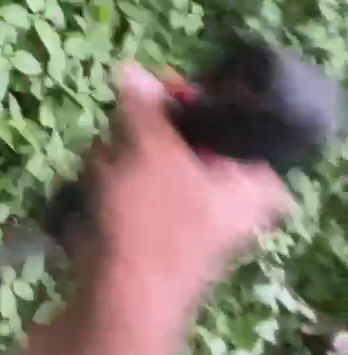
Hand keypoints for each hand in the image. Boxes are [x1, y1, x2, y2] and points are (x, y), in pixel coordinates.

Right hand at [87, 62, 291, 331]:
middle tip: (121, 141)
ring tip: (105, 167)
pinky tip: (99, 183)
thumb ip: (144, 109)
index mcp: (255, 180)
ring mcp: (192, 208)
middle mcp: (231, 193)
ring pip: (146, 156)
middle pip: (178, 137)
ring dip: (116, 153)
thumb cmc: (154, 221)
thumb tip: (132, 68)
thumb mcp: (150, 154)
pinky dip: (110, 174)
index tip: (147, 91)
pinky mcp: (155, 218)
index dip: (184, 104)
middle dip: (137, 134)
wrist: (122, 286)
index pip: (225, 122)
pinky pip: (130, 178)